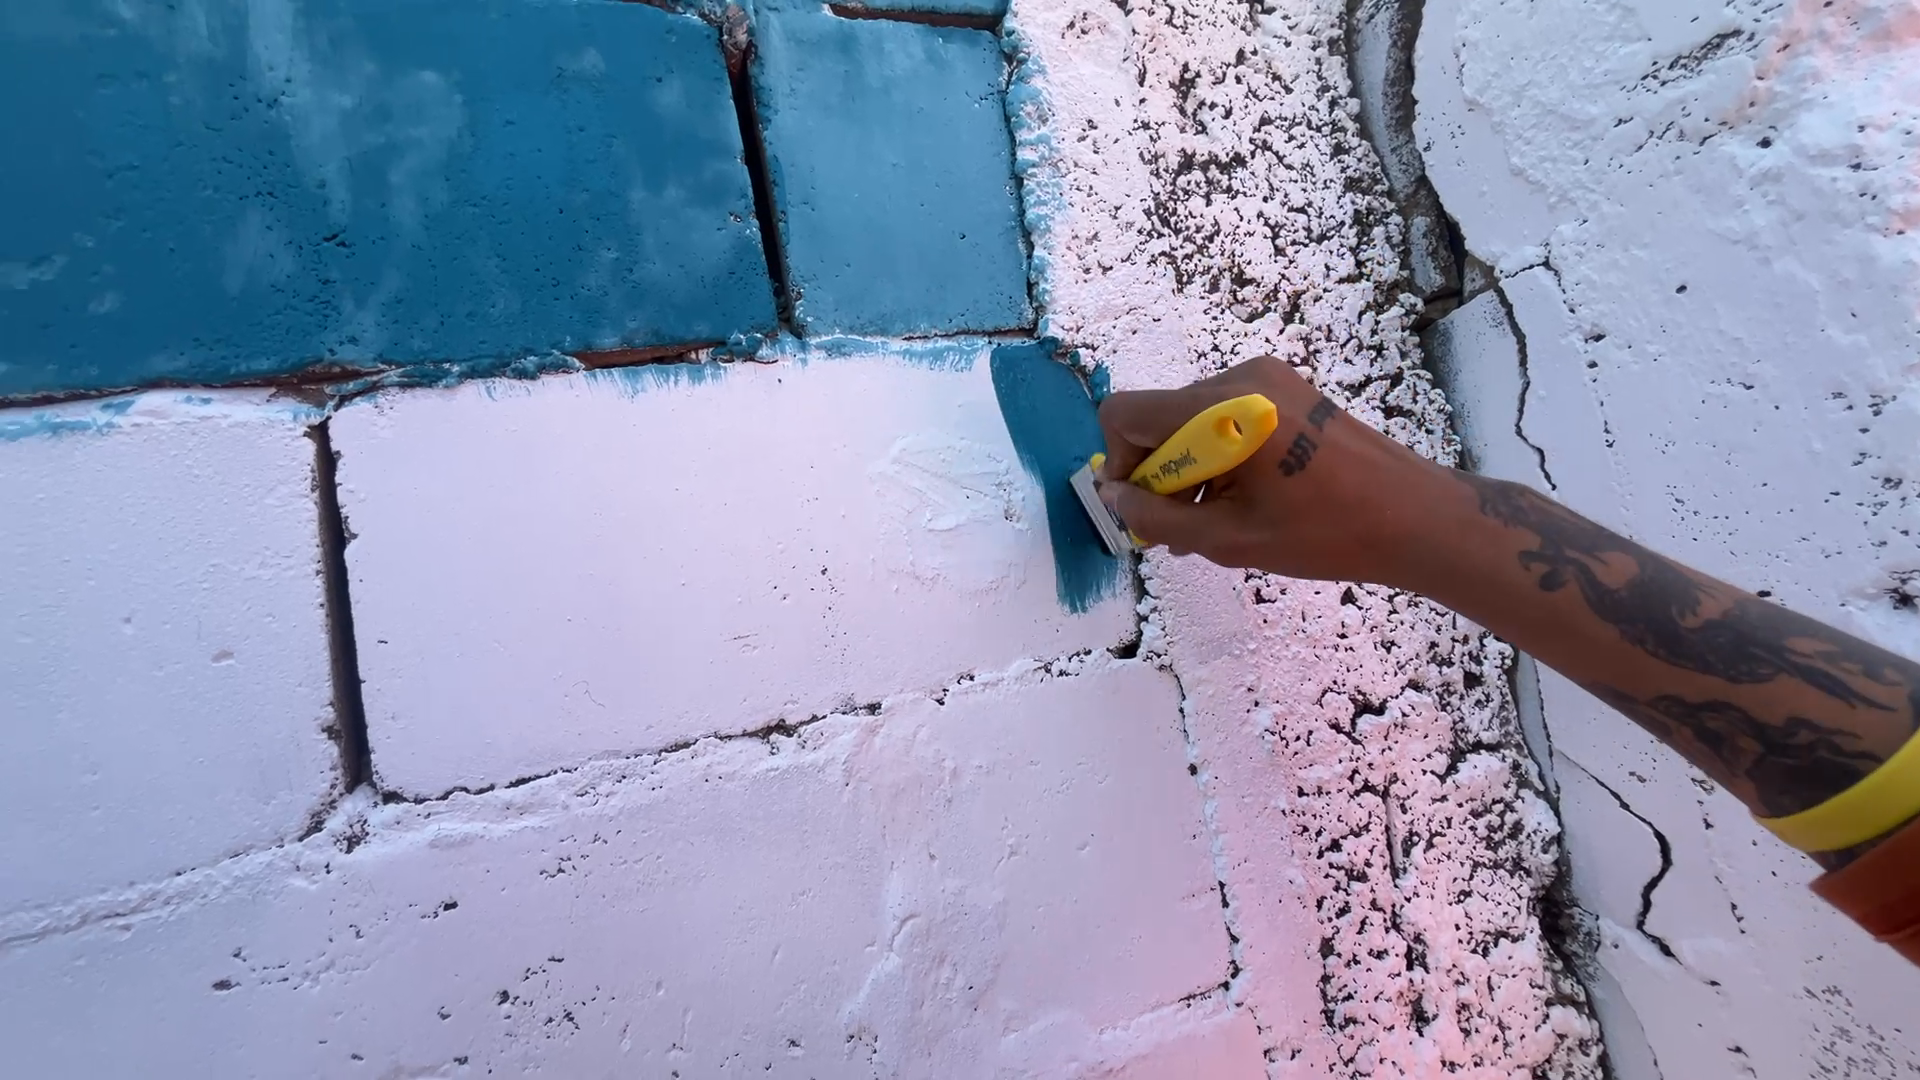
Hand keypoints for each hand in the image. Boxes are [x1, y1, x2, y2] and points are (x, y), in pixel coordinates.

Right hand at [1094, 356, 1444, 585]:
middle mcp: (1238, 378)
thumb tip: (1111, 495)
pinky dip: (1214, 458)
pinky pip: (1221, 418)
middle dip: (1156, 474)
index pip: (1125, 412)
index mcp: (1221, 409)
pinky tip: (1239, 499)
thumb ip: (1155, 517)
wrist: (1416, 516)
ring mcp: (1265, 378)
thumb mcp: (1226, 539)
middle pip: (1157, 419)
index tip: (1141, 503)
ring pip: (1188, 422)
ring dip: (1186, 472)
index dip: (1117, 460)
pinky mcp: (1284, 388)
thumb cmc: (1323, 534)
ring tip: (1213, 522)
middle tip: (1178, 528)